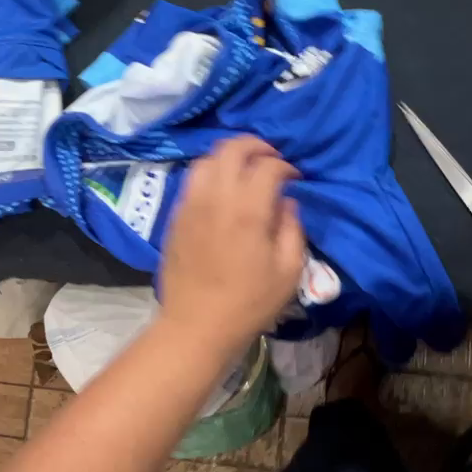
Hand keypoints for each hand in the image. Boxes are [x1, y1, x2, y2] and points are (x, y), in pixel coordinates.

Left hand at [158, 136, 306, 355]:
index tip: (296, 179)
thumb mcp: (288, 272)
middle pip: (232, 148)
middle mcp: (216, 198)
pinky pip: (192, 180)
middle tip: (271, 159)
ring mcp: (191, 204)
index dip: (286, 166)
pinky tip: (223, 190)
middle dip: (256, 145)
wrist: (196, 326)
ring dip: (229, 156)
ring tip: (245, 169)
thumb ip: (292, 229)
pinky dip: (211, 173)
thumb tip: (287, 203)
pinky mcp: (176, 216)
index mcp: (248, 211)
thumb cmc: (248, 304)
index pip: (268, 166)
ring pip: (207, 158)